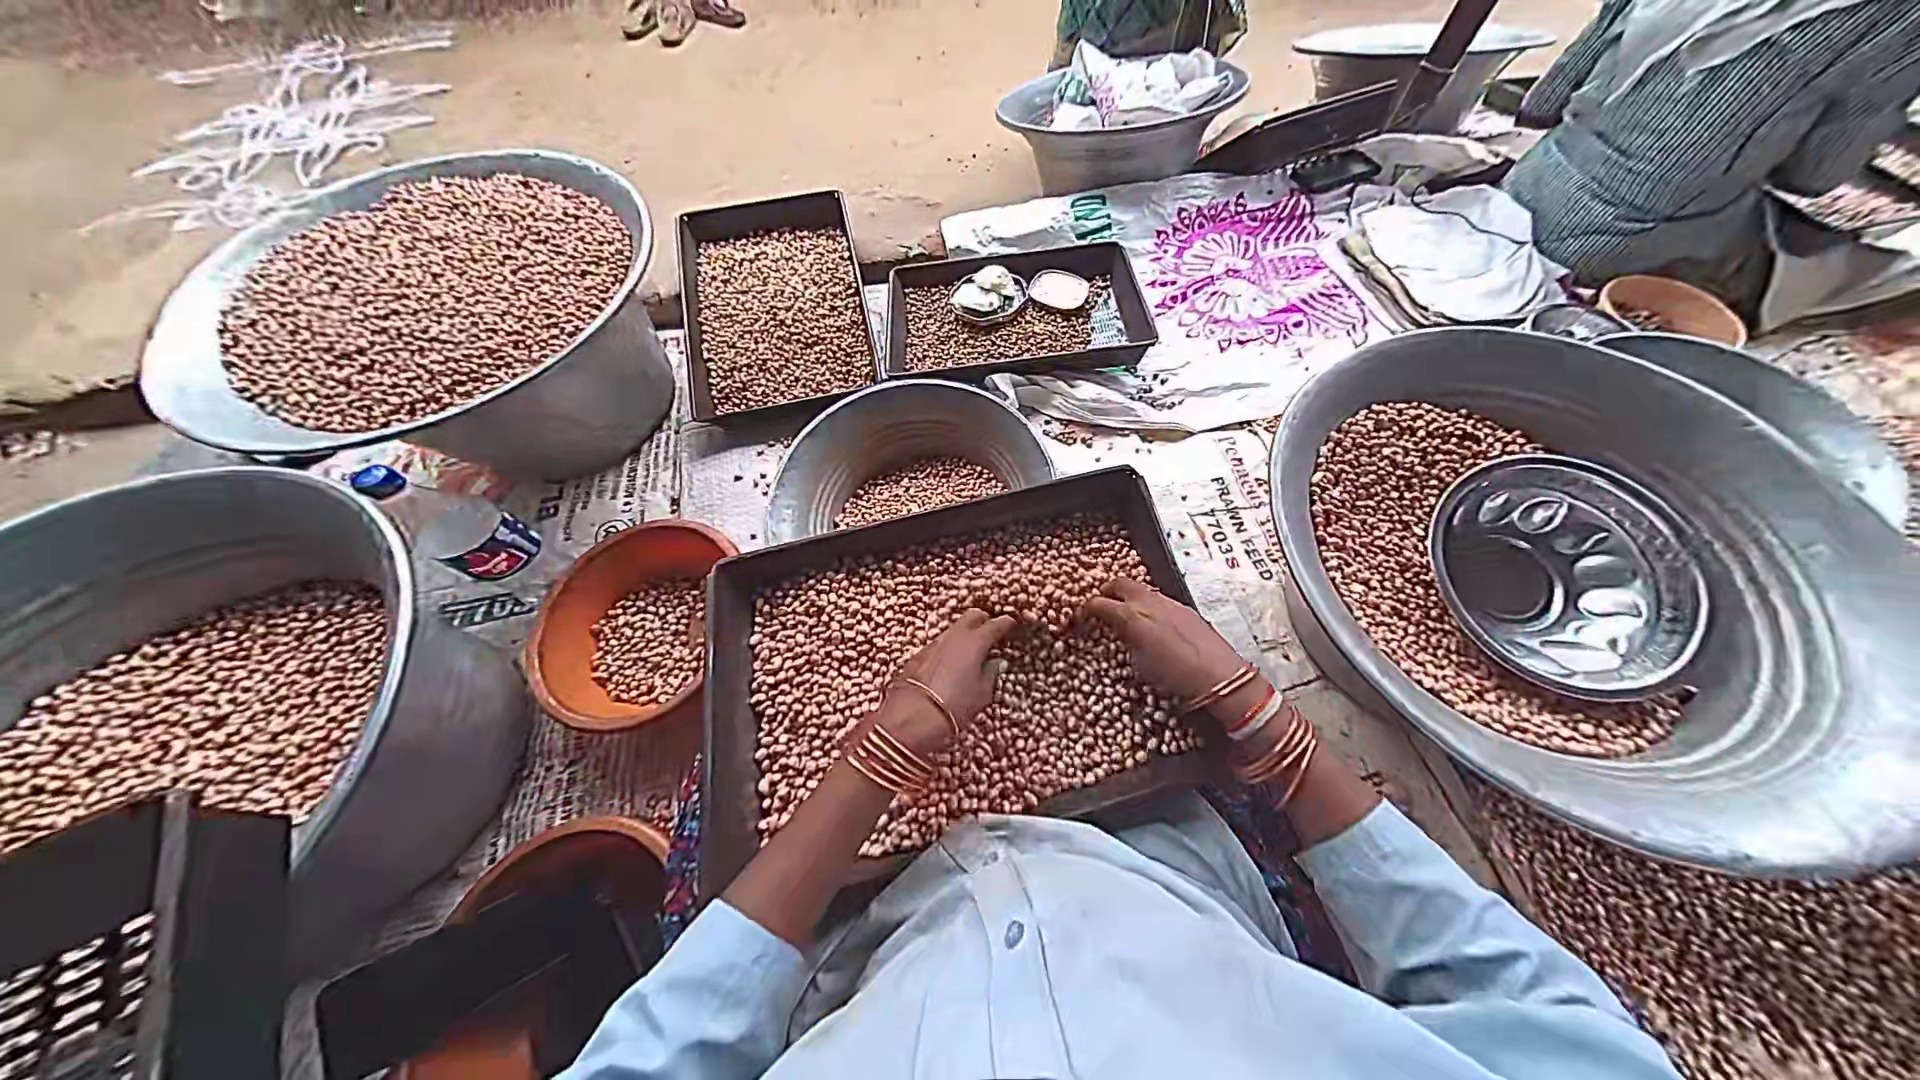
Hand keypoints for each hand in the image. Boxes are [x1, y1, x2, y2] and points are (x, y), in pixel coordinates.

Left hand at [881, 609, 1016, 755]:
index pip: (995, 625)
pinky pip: (940, 644)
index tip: (1010, 624)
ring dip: (964, 634)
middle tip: (991, 630)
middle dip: (983, 620)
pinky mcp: (920, 654)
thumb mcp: (982, 692)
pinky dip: (949, 648)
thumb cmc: (953, 705)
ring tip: (973, 649)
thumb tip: (995, 663)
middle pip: (972, 617)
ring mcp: (935, 643)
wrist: (915, 716)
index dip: (1004, 623)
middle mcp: (954, 636)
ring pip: (954, 629)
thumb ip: (991, 673)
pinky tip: (953, 661)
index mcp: (975, 641)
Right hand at [1079, 578, 1248, 704]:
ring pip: (1140, 589)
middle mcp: (1147, 602)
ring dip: (1128, 596)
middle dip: (1106, 591)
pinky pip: (1158, 598)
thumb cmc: (1176, 676)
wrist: (1218, 676)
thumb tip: (1121, 632)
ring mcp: (1168, 602)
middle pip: (1118, 583)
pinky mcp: (1184, 608)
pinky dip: (1147, 604)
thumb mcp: (1139, 664)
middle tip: (1101, 602)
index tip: (1082, 615)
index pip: (1098, 603)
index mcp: (1130, 615)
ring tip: (1125, 612)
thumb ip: (1126, 640)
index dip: (1086, 609)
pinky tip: (1151, 621)